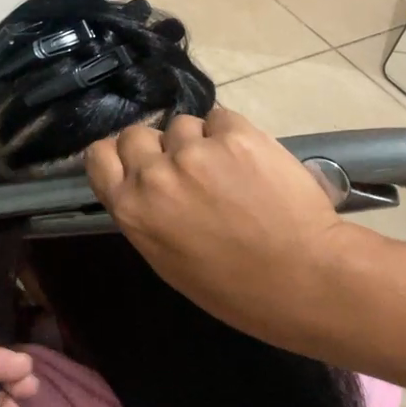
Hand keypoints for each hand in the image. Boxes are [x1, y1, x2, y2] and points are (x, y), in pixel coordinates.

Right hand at [84, 108, 360, 342]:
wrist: (306, 279)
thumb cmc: (234, 288)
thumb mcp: (167, 259)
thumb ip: (145, 214)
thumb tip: (143, 184)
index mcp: (131, 209)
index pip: (99, 155)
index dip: (118, 156)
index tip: (137, 164)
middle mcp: (154, 174)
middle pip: (137, 134)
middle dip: (158, 147)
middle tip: (187, 169)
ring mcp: (195, 151)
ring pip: (182, 125)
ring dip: (199, 141)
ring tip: (228, 170)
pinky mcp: (235, 135)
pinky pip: (220, 118)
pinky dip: (232, 134)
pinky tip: (250, 161)